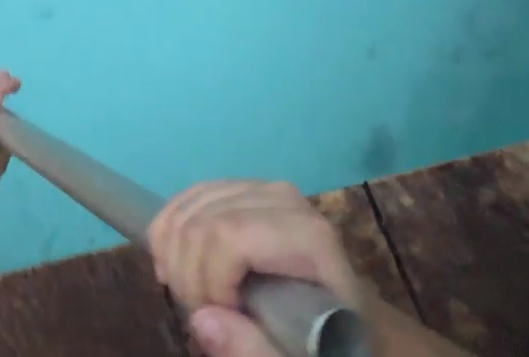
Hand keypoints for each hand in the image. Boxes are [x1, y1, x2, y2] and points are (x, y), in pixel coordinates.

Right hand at [150, 180, 363, 356]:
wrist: (359, 326)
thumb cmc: (337, 349)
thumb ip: (257, 353)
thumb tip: (202, 319)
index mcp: (309, 238)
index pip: (228, 235)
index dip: (207, 280)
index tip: (217, 323)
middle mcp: (284, 200)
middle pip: (203, 222)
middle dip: (187, 275)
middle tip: (201, 319)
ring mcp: (260, 188)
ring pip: (189, 207)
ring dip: (174, 256)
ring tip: (191, 299)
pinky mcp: (242, 189)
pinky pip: (189, 198)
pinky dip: (169, 231)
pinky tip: (173, 266)